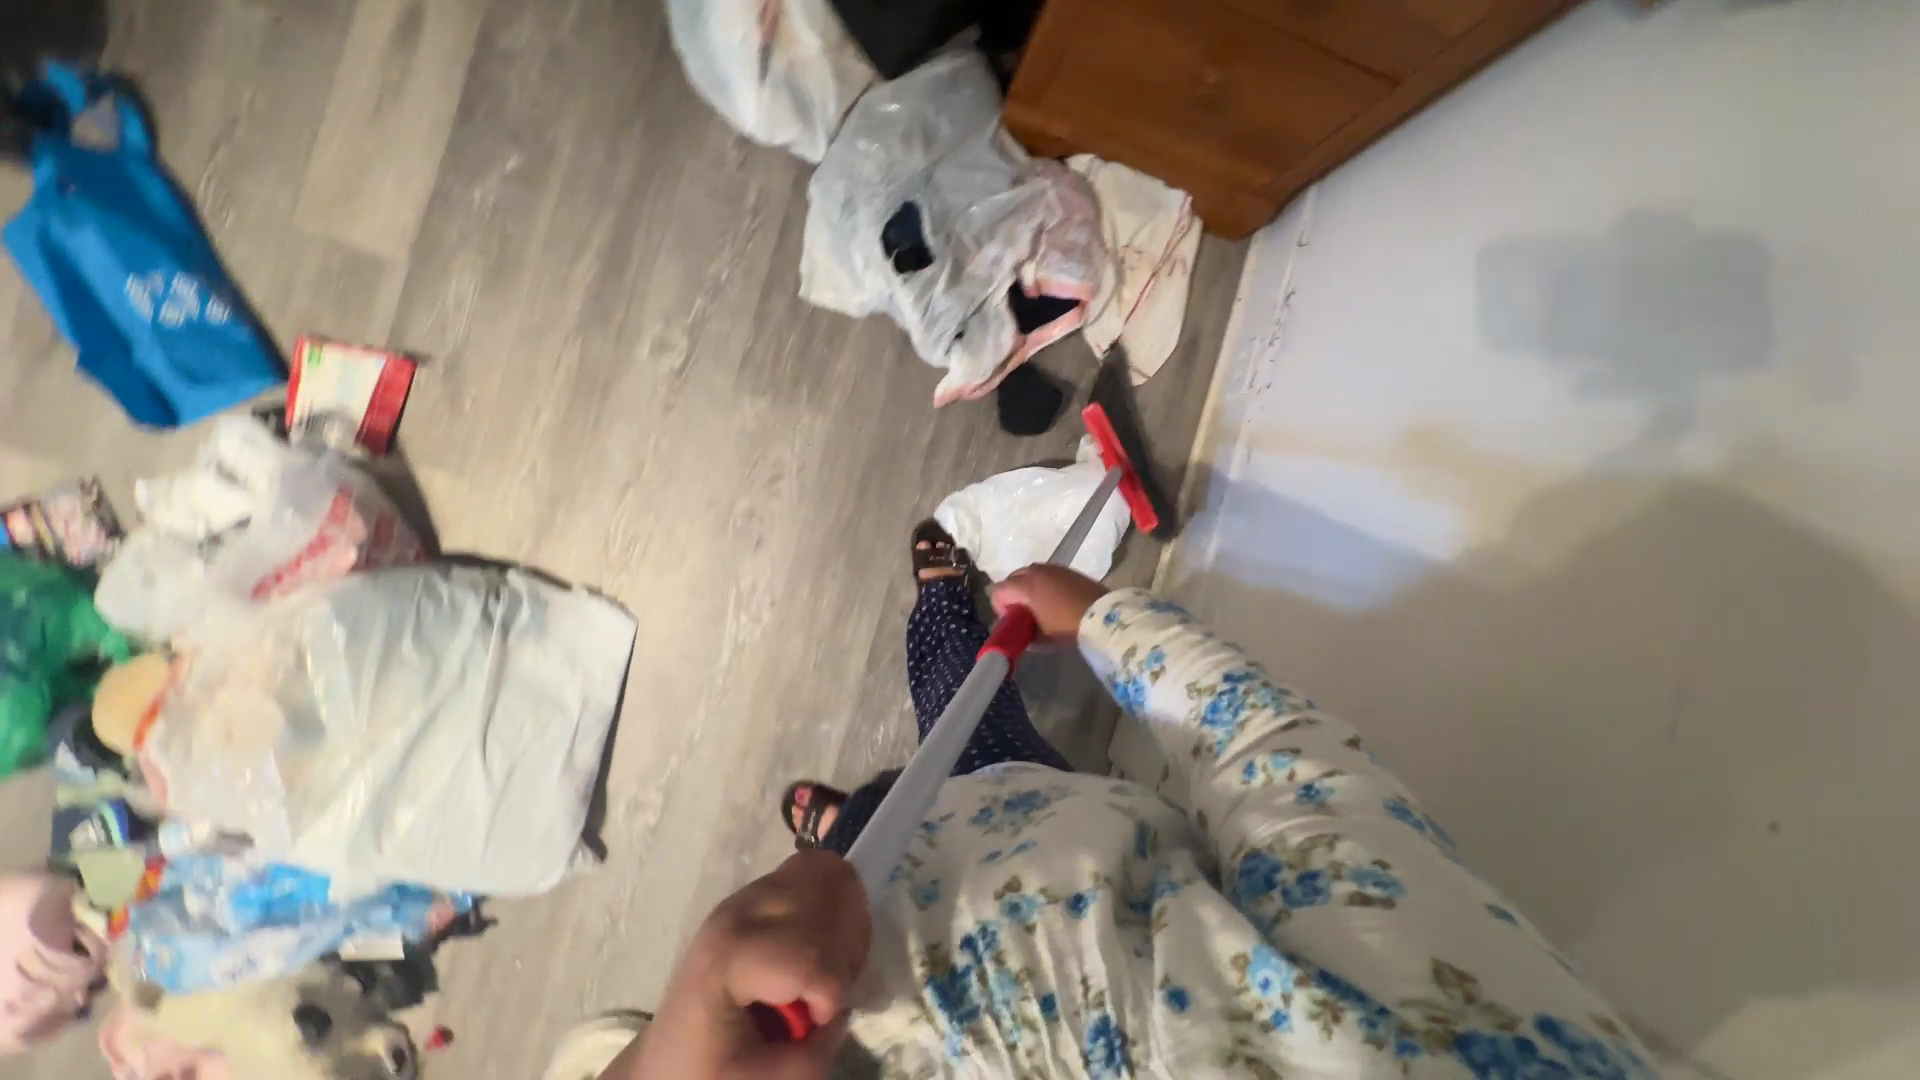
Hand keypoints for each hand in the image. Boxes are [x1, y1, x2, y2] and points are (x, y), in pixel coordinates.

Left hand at [609, 851, 870, 1079]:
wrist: (672, 1054)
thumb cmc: (708, 1071)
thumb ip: (815, 1051)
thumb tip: (842, 1003)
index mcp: (729, 957)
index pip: (810, 957)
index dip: (831, 993)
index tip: (814, 1023)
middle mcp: (740, 910)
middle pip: (827, 909)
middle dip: (843, 955)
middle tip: (828, 994)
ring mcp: (752, 891)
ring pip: (830, 875)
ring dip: (845, 922)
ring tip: (830, 964)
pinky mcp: (763, 886)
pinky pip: (821, 867)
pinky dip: (839, 899)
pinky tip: (827, 938)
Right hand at [990, 565, 1110, 643]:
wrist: (1102, 616)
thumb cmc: (1068, 627)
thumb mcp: (1042, 637)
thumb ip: (1025, 634)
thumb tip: (1021, 634)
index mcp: (1026, 586)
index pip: (998, 590)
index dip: (1000, 607)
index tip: (1012, 621)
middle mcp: (1036, 572)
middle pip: (1012, 578)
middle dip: (1012, 594)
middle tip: (1023, 613)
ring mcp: (1053, 568)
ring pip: (1030, 573)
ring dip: (1028, 587)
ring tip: (1039, 605)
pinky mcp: (1068, 570)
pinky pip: (1046, 573)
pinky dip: (1043, 583)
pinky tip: (1055, 599)